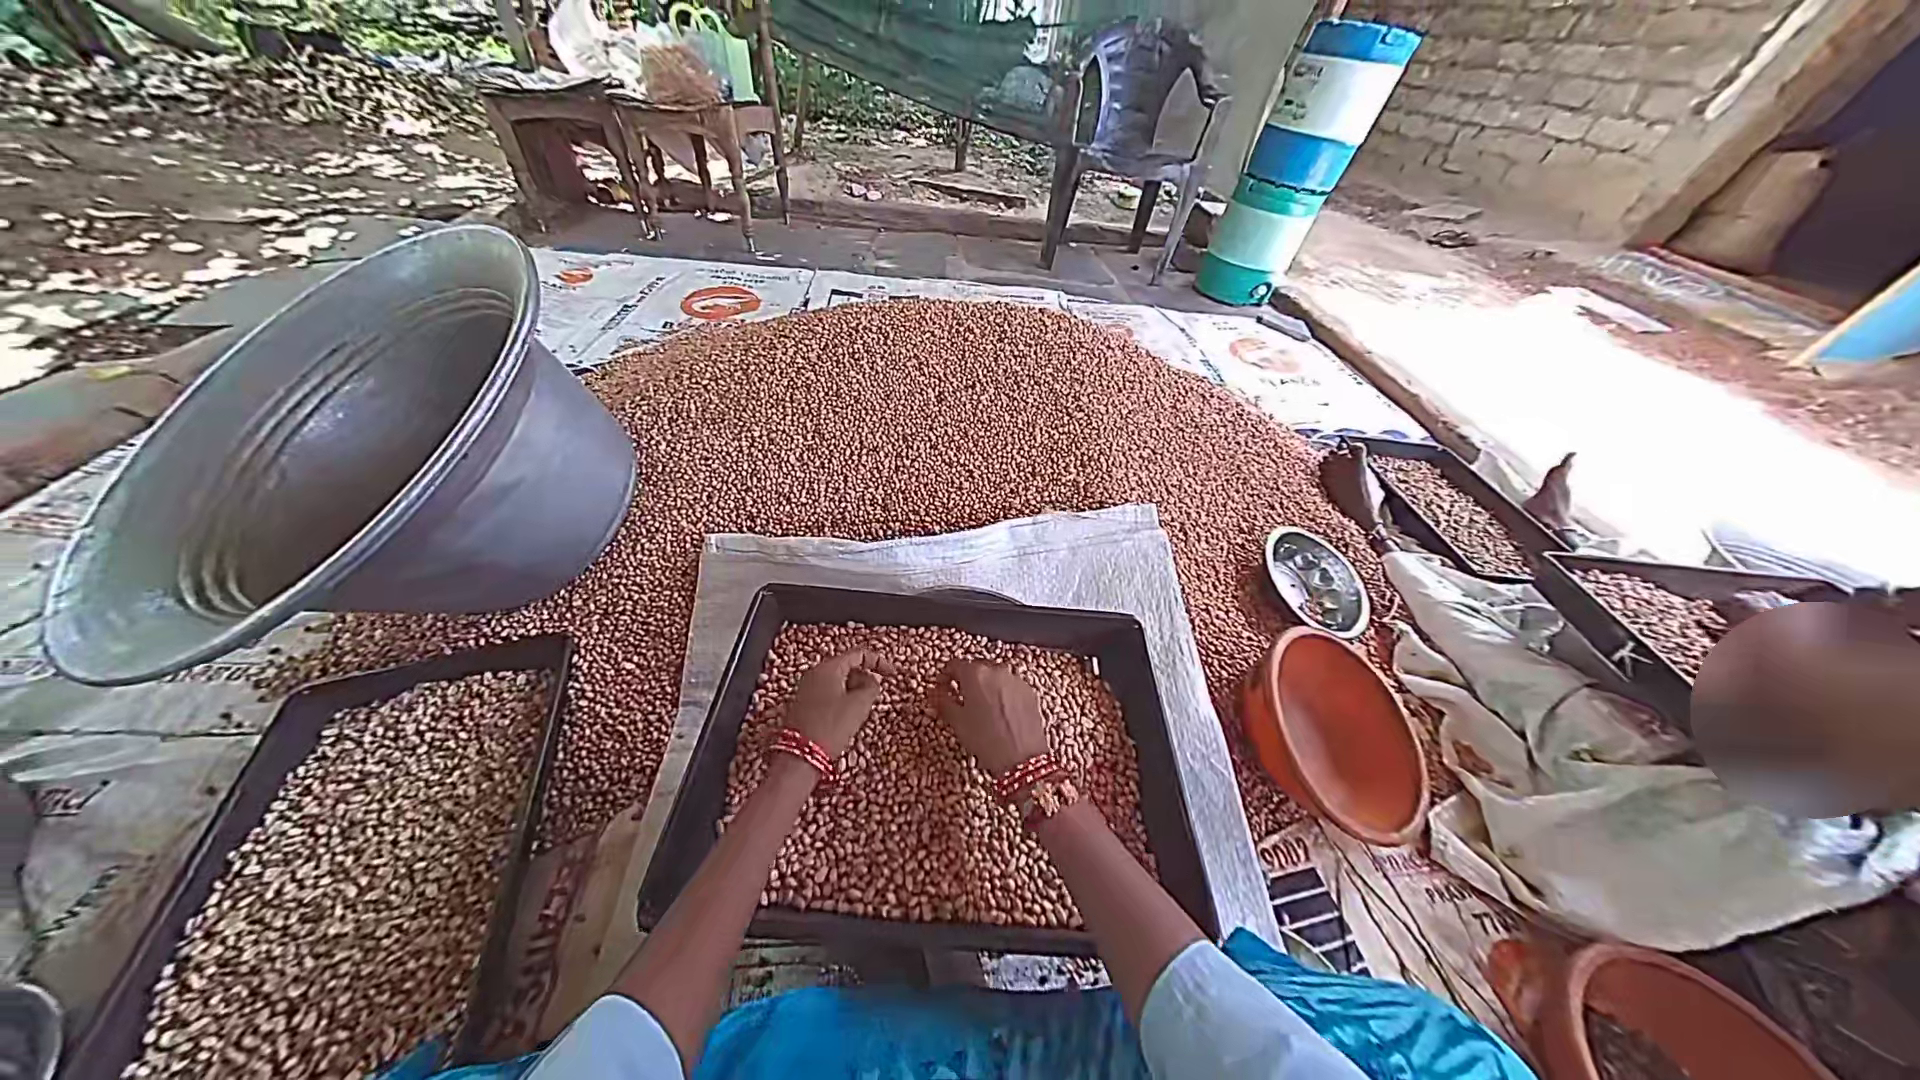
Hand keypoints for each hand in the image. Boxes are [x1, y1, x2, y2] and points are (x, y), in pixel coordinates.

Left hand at [785, 650, 895, 757]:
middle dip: (864, 678)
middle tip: (874, 695)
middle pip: (846, 667)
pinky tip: (846, 717)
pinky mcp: (802, 705)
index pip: (858, 654)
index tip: (892, 674)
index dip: (878, 661)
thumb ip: (872, 686)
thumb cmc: (831, 726)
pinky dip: (841, 699)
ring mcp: (805, 689)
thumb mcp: (860, 704)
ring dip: (853, 691)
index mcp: (828, 667)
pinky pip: (827, 694)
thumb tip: (872, 680)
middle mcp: (813, 673)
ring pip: (837, 682)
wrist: (799, 756)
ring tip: (861, 709)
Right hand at [938, 659, 1048, 776]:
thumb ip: (942, 700)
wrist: (1022, 758)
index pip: (954, 665)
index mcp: (975, 674)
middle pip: (975, 668)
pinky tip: (998, 713)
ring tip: (979, 708)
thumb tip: (934, 692)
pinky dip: (1002, 694)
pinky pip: (1010, 686)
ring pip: (994, 677)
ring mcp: (1015, 680)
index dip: (944, 676)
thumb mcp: (957, 721)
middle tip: (958, 699)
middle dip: (965, 681)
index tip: (941, 686)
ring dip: (985, 687)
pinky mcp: (1029, 692)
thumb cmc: (988, 741)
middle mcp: (997, 670)